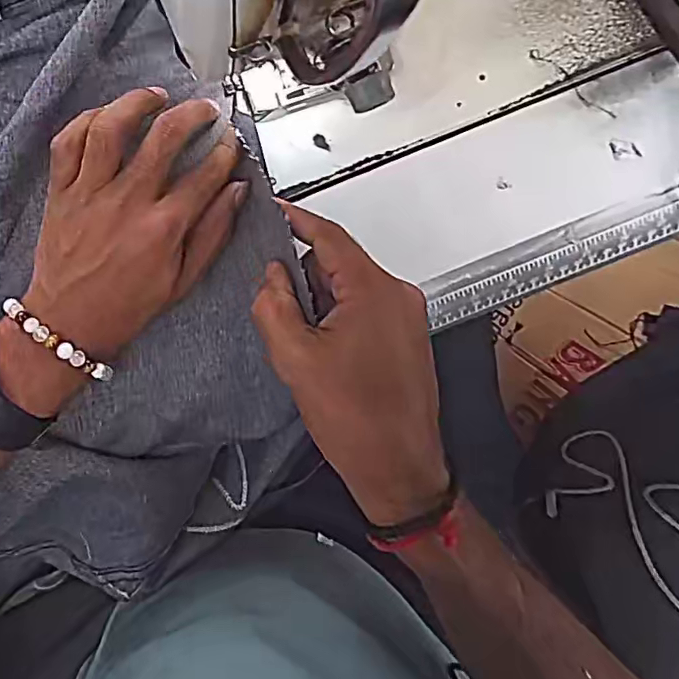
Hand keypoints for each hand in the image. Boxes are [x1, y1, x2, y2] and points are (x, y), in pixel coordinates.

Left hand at [0, 88, 248, 416]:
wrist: (69, 322)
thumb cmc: (124, 305)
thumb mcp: (183, 280)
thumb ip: (213, 232)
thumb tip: (235, 192)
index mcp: (162, 228)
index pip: (205, 173)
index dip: (224, 150)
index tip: (230, 141)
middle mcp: (126, 203)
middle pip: (164, 138)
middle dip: (192, 114)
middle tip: (203, 110)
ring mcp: (90, 194)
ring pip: (110, 128)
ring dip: (136, 103)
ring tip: (155, 97)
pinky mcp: (62, 192)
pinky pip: (67, 143)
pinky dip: (86, 121)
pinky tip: (106, 115)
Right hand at [250, 202, 449, 525]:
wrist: (398, 469)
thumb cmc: (359, 422)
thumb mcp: (295, 358)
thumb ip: (273, 305)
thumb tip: (272, 277)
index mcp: (373, 291)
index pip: (329, 236)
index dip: (297, 219)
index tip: (277, 209)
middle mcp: (397, 296)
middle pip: (338, 262)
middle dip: (303, 277)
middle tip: (277, 301)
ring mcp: (405, 316)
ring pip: (350, 286)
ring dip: (321, 301)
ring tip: (306, 343)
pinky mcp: (406, 335)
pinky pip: (364, 306)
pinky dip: (338, 315)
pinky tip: (324, 351)